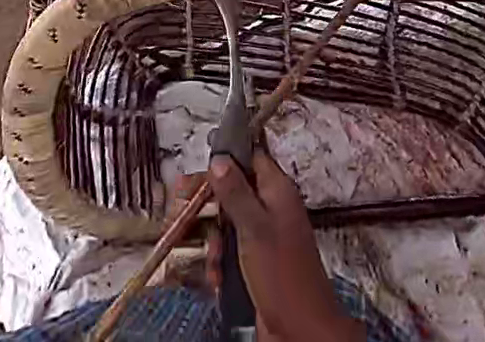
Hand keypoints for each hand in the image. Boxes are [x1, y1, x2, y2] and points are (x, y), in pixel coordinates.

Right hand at [194, 153, 361, 341]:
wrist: (300, 328)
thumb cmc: (281, 272)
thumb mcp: (254, 228)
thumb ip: (236, 193)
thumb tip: (219, 159)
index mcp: (277, 190)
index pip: (249, 159)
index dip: (223, 163)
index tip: (195, 177)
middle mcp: (271, 207)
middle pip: (234, 192)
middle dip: (210, 208)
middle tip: (184, 215)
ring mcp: (264, 235)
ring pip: (229, 224)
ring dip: (215, 242)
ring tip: (214, 261)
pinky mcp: (257, 261)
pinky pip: (232, 251)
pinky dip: (221, 262)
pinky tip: (218, 278)